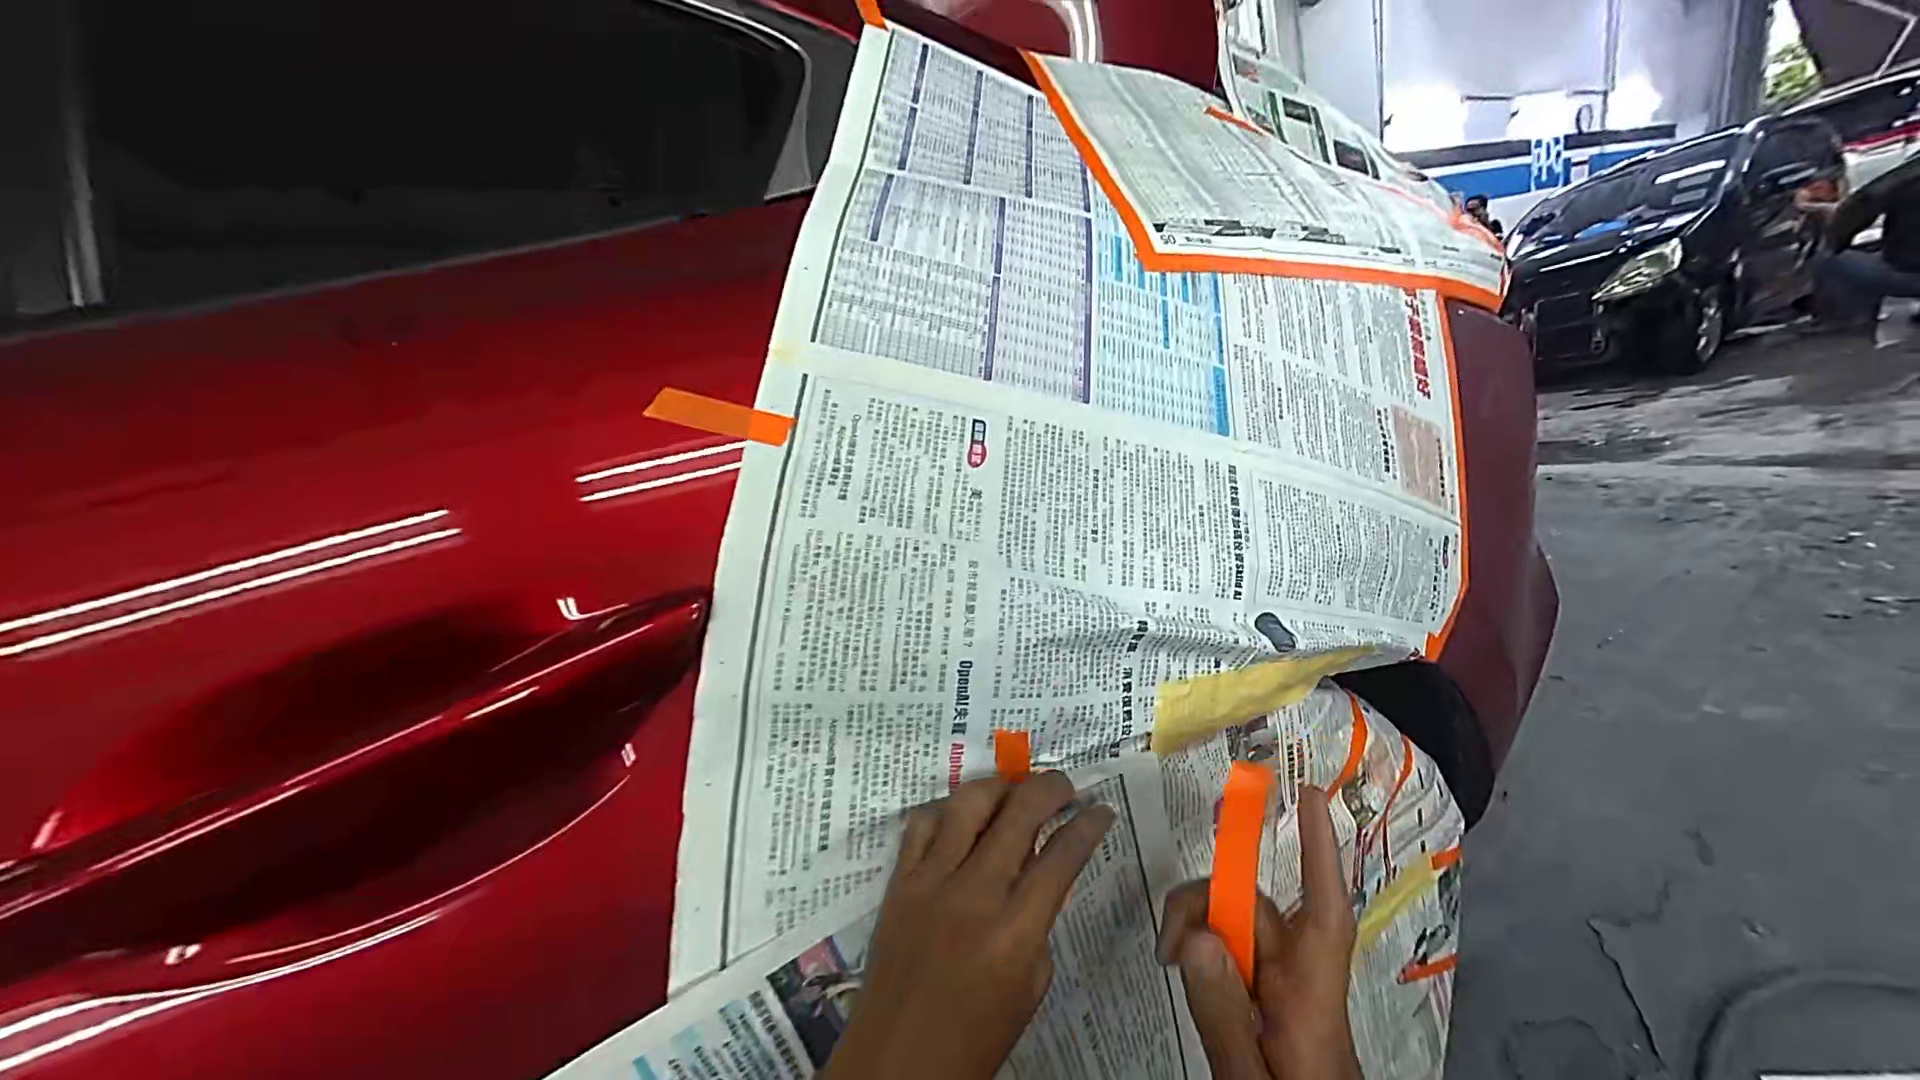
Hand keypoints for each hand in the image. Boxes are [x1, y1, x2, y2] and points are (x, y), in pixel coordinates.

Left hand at [822, 773, 1116, 1079]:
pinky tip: (963, 816)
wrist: (897, 1063)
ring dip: (1000, 787)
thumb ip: (1039, 922)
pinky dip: (947, 809)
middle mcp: (974, 893)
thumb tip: (1040, 871)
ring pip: (968, 802)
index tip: (1100, 811)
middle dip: (1051, 788)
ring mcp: (931, 880)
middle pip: (1020, 812)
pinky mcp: (899, 880)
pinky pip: (922, 822)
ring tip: (1015, 791)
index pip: (1063, 855)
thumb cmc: (974, 1037)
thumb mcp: (1030, 986)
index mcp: (1016, 931)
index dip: (1089, 825)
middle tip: (1064, 786)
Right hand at [1156, 786, 1361, 1079]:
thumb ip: (1223, 1014)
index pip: (1324, 915)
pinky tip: (1177, 961)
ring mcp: (1276, 986)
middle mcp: (1297, 980)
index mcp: (1312, 1004)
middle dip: (1204, 906)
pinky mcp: (1257, 995)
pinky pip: (1224, 947)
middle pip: (1254, 909)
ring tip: (1167, 959)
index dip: (1320, 853)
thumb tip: (1198, 936)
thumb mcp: (1249, 1079)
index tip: (1313, 797)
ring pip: (1231, 921)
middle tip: (1166, 945)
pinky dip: (1197, 946)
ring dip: (1193, 928)